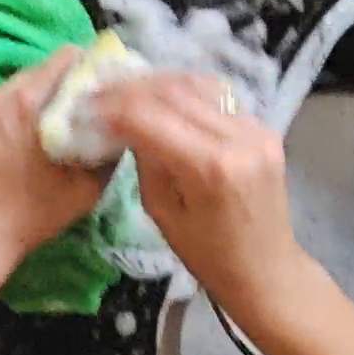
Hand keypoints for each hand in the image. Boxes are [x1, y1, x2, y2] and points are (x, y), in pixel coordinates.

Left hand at [0, 48, 108, 271]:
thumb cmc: (33, 214)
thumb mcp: (86, 187)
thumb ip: (106, 148)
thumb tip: (115, 123)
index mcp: (28, 102)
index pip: (63, 58)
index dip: (84, 66)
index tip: (92, 84)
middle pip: (34, 73)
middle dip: (53, 88)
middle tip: (66, 114)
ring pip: (6, 91)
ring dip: (23, 103)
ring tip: (31, 134)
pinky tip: (0, 148)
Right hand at [95, 72, 339, 336]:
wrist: (267, 269)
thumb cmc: (207, 255)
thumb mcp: (160, 211)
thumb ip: (146, 160)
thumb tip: (125, 123)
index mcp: (209, 167)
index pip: (147, 116)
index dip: (111, 107)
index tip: (86, 108)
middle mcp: (237, 138)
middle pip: (172, 91)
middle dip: (129, 89)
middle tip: (100, 93)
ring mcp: (256, 129)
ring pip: (195, 86)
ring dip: (156, 85)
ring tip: (127, 90)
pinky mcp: (264, 128)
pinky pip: (216, 98)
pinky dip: (184, 93)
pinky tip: (163, 99)